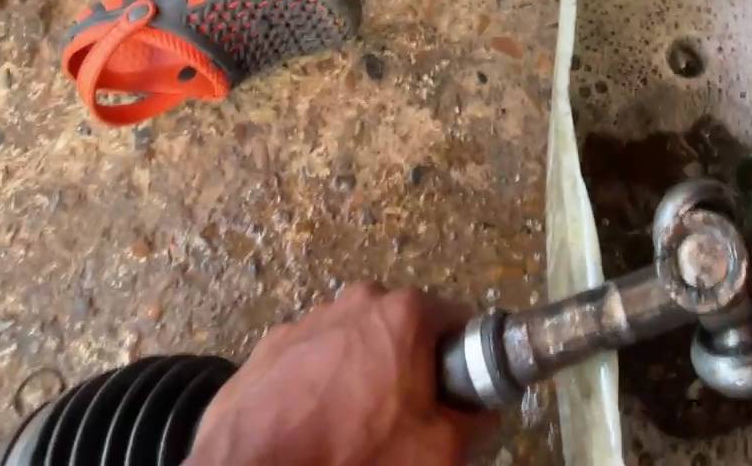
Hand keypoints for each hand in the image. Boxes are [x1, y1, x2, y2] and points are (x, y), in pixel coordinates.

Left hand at [186, 283, 493, 465]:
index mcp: (404, 312)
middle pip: (402, 330)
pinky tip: (306, 431)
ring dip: (359, 375)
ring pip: (352, 344)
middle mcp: (358, 301)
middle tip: (401, 421)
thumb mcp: (440, 453)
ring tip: (346, 431)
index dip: (463, 361)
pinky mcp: (266, 350)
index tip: (453, 398)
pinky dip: (314, 388)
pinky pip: (307, 363)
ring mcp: (306, 321)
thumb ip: (478, 422)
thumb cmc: (356, 459)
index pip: (457, 322)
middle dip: (408, 367)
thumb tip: (485, 410)